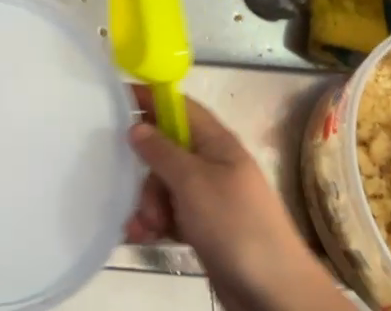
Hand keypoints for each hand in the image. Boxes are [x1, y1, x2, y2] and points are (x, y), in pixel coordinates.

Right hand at [126, 92, 347, 310]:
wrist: (275, 295)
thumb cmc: (235, 226)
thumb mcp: (192, 182)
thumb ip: (161, 151)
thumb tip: (137, 126)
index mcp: (217, 143)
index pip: (179, 106)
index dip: (150, 99)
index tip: (115, 98)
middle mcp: (213, 165)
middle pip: (166, 149)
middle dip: (146, 171)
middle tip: (136, 193)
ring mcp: (210, 197)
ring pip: (165, 184)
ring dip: (148, 202)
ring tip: (144, 227)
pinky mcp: (206, 227)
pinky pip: (171, 213)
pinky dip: (157, 223)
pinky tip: (144, 236)